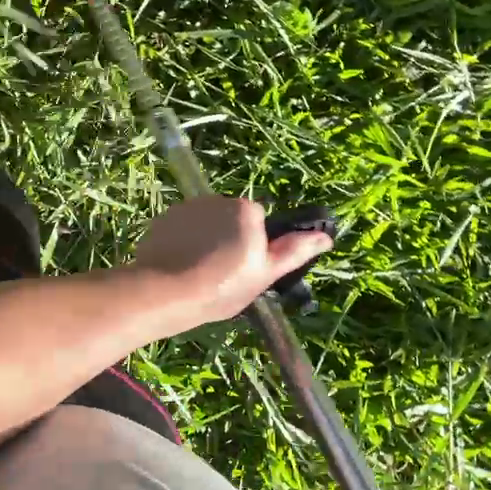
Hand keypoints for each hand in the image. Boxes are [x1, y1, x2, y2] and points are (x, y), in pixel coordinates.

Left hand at [131, 196, 332, 325]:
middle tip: (223, 274)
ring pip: (206, 223)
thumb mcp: (264, 273)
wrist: (166, 290)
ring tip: (200, 272)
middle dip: (230, 239)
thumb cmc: (222, 286)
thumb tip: (325, 237)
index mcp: (246, 210)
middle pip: (231, 219)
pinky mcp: (165, 217)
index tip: (244, 268)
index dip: (254, 246)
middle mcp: (217, 200)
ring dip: (206, 239)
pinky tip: (180, 265)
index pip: (257, 221)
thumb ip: (293, 251)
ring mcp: (188, 207)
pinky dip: (184, 241)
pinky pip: (183, 228)